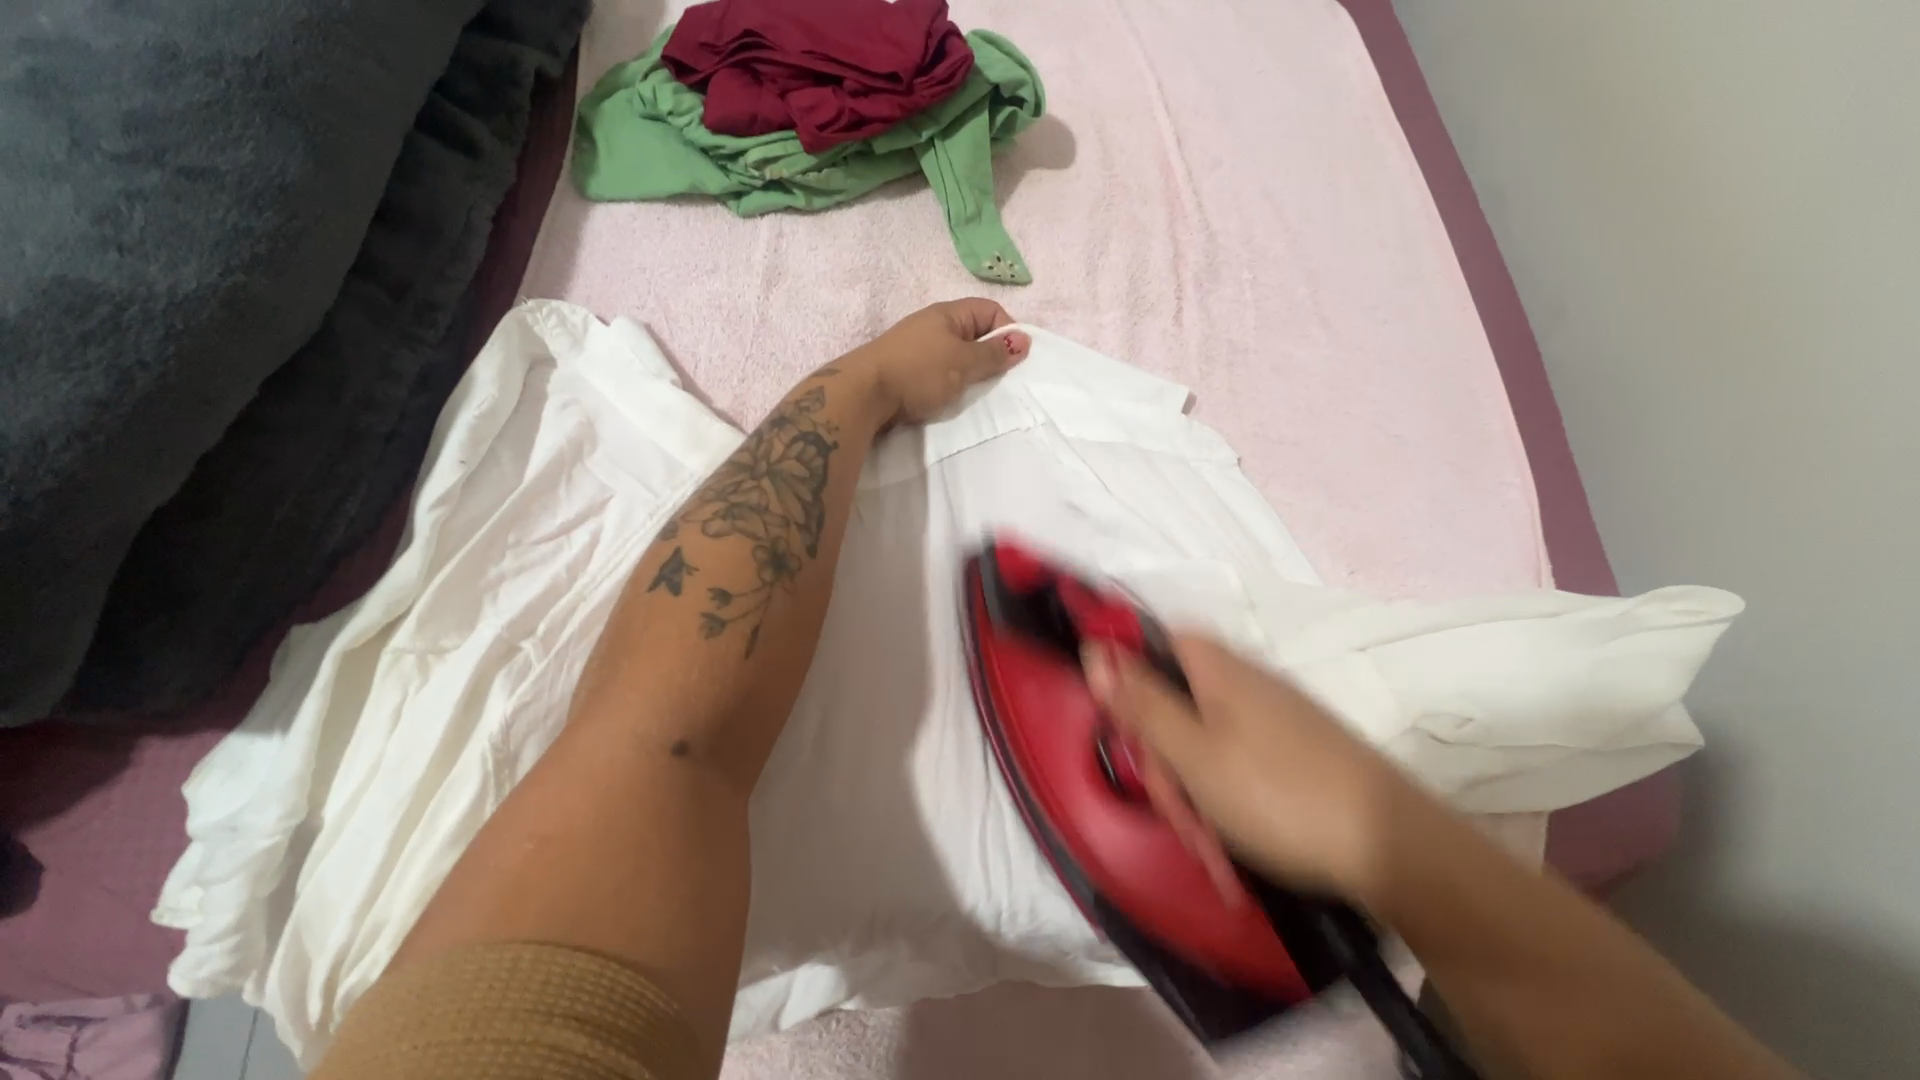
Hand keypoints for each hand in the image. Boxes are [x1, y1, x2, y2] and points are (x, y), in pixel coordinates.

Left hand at [843, 299, 1031, 424]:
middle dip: (989, 356)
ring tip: (973, 393)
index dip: (1007, 330)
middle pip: (973, 333)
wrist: (863, 394)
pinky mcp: (905, 370)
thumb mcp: (964, 363)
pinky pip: (937, 372)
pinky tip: (948, 399)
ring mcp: (916, 348)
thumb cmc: (918, 372)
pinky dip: (948, 384)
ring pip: (955, 356)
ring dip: (968, 374)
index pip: (990, 310)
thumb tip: (1024, 340)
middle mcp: (932, 325)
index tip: (1012, 360)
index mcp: (948, 313)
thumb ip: (994, 353)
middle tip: (997, 381)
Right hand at [1082, 635, 1422, 900]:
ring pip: (1201, 746)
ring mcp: (1272, 721)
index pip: (1154, 643)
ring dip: (1194, 798)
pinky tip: (1231, 853)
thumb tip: (1093, 646)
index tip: (1124, 729)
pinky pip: (1235, 769)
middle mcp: (1243, 685)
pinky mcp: (1292, 756)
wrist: (1392, 848)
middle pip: (1174, 703)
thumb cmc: (1277, 794)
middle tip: (1175, 809)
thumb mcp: (1191, 753)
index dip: (1128, 678)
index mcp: (1217, 670)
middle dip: (1163, 762)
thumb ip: (1140, 702)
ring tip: (1210, 850)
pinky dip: (1224, 807)